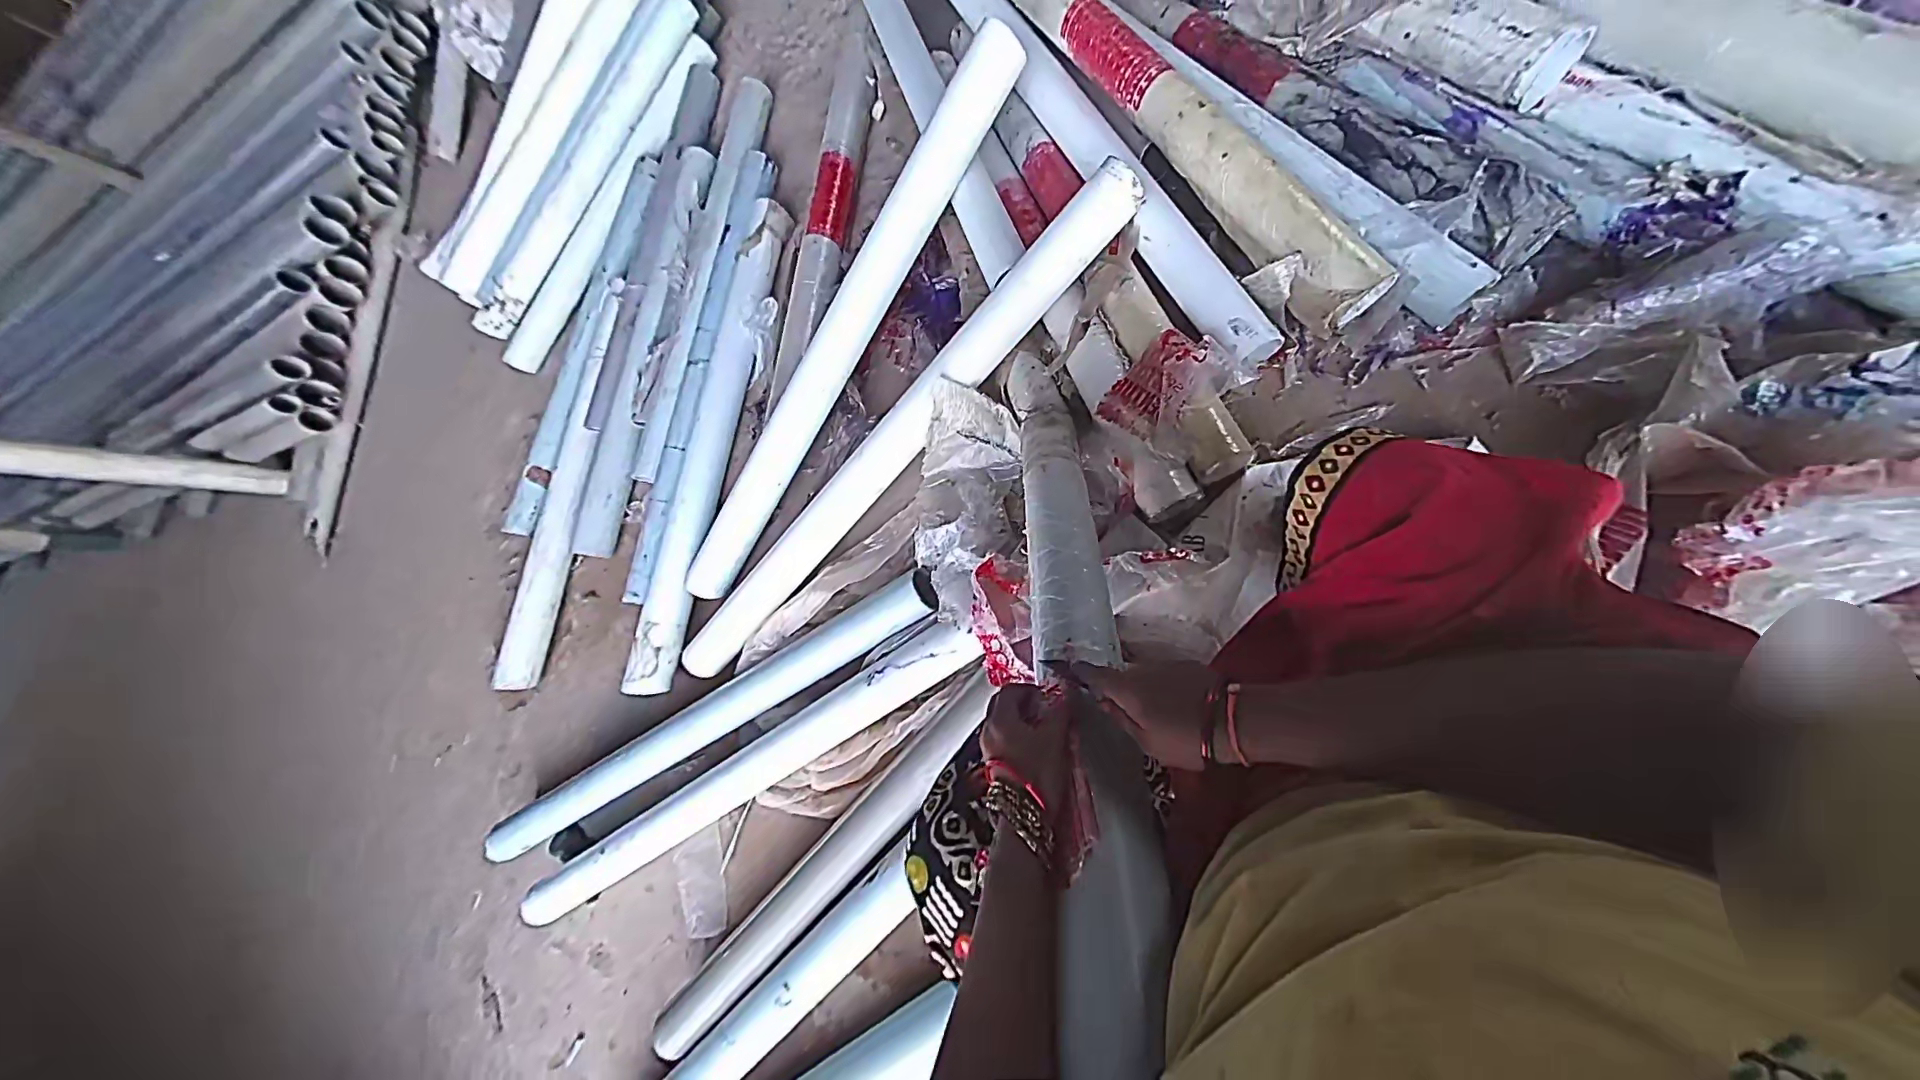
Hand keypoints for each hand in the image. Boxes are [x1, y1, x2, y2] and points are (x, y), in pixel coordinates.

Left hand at [980, 684, 1072, 814]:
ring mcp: (988, 749)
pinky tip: (1036, 745)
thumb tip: (1064, 693)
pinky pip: (1004, 739)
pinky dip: (1018, 735)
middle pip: (1003, 705)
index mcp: (1000, 719)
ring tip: (1044, 725)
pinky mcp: (994, 764)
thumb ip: (1059, 711)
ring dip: (1021, 719)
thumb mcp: (1055, 737)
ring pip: (1003, 723)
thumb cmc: (1038, 773)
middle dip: (1024, 702)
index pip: (1010, 690)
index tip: (1047, 693)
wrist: (1024, 815)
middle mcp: (989, 731)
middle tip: (1045, 706)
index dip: (1030, 688)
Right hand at [1070, 661, 1219, 770]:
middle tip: (1115, 703)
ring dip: (1140, 686)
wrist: (1232, 721)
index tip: (1068, 670)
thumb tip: (1103, 702)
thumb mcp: (1146, 741)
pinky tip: (1171, 702)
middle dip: (1114, 685)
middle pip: (1119, 673)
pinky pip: (1163, 674)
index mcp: (1125, 688)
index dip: (1079, 671)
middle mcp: (1141, 669)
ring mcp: (1165, 663)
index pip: (1094, 673)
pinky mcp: (1187, 665)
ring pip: (1142, 673)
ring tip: (1148, 707)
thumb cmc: (1183, 739)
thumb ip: (1121, 719)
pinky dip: (1160, 685)